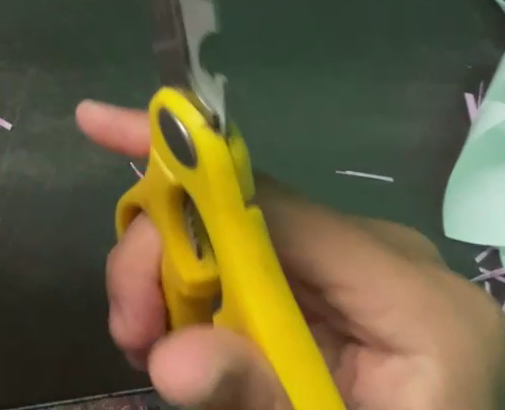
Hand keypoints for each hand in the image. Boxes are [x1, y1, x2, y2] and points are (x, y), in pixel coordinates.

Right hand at [76, 100, 504, 409]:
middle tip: (128, 329)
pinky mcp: (317, 283)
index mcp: (411, 298)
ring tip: (140, 342)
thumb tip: (171, 358)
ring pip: (212, 231)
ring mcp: (344, 267)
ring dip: (158, 279)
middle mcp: (377, 259)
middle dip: (155, 256)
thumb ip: (259, 399)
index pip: (271, 203)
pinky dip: (179, 287)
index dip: (183, 162)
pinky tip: (166, 330)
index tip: (93, 122)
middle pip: (226, 214)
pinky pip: (225, 254)